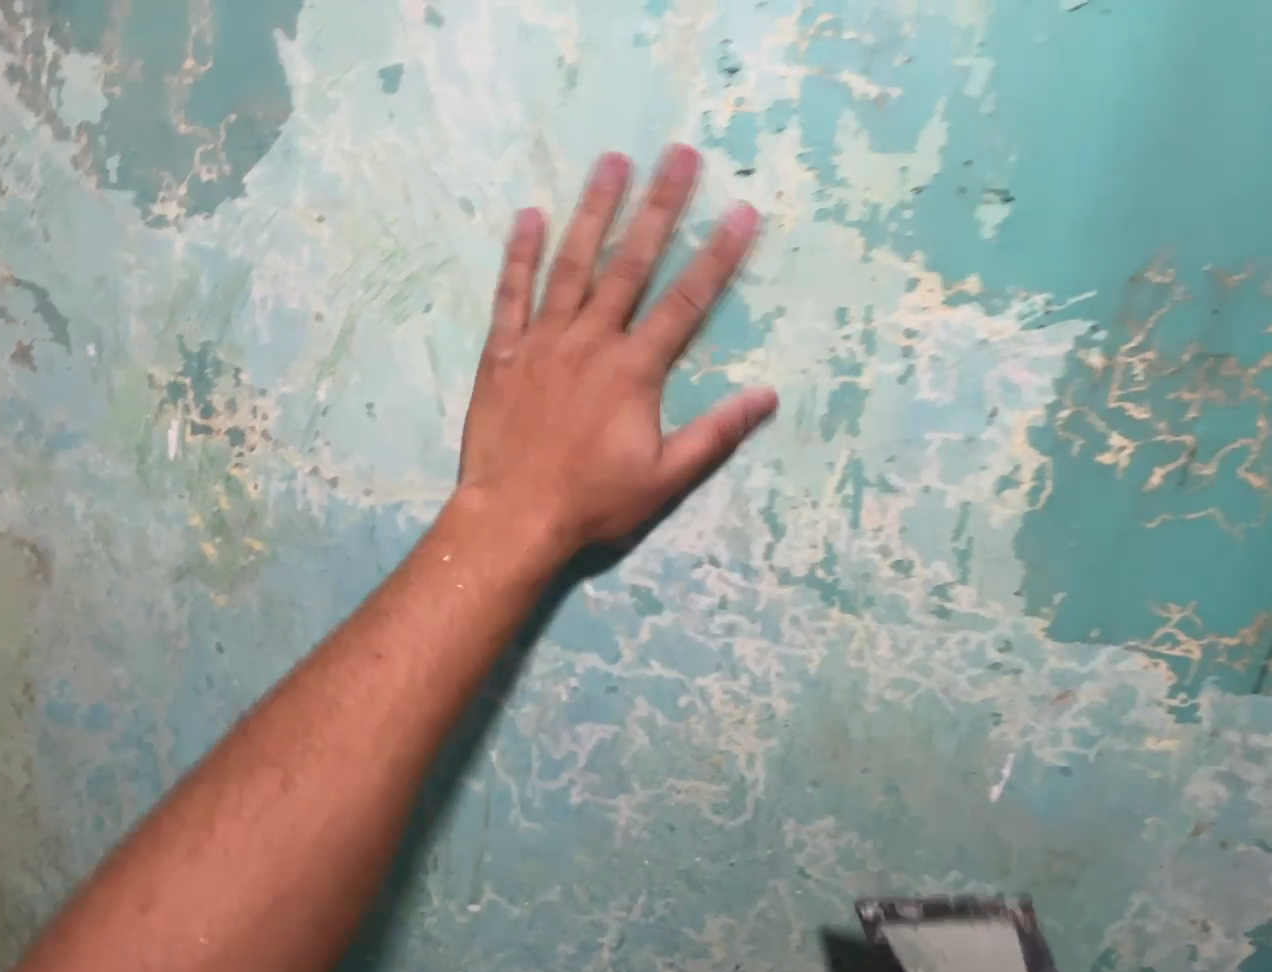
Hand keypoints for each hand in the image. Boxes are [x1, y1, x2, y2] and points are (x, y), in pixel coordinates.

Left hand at [453, 144, 777, 557]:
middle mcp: (591, 340)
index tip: (742, 211)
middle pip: (631, 264)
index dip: (718, 256)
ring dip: (594, 211)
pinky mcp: (504, 353)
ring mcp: (543, 341)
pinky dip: (520, 254)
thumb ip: (715, 434)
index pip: (686, 301)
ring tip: (612, 162)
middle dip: (660, 207)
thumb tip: (768, 397)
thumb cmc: (592, 501)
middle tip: (678, 154)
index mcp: (634, 369)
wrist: (514, 516)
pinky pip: (512, 294)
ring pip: (572, 265)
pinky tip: (530, 216)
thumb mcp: (664, 478)